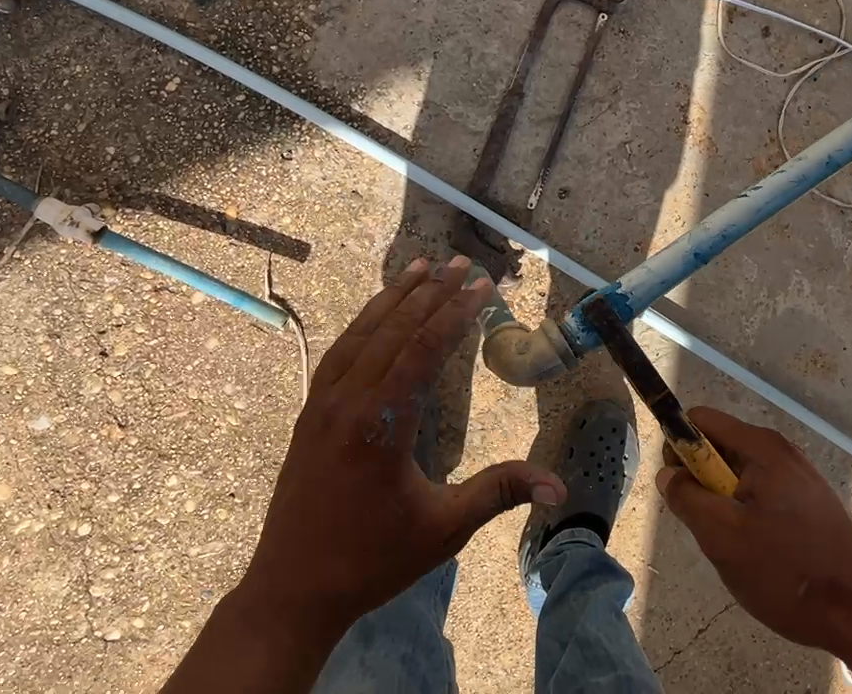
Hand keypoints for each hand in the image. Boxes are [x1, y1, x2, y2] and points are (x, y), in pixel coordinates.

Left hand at [164, 256, 565, 692]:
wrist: (293, 588)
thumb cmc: (373, 559)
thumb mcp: (443, 529)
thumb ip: (498, 493)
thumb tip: (558, 484)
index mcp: (383, 424)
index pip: (425, 349)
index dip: (457, 312)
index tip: (482, 283)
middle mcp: (349, 400)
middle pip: (395, 330)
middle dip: (432, 292)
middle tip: (462, 262)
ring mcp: (323, 403)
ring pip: (362, 333)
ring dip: (394, 297)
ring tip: (422, 266)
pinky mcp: (309, 411)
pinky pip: (340, 351)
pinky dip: (363, 322)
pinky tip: (377, 312)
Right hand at [657, 408, 851, 693]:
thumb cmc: (787, 570)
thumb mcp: (722, 536)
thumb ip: (687, 498)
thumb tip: (668, 474)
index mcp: (761, 447)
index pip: (700, 420)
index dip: (679, 447)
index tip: (679, 489)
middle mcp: (781, 451)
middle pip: (720, 449)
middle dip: (704, 483)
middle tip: (709, 527)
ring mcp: (800, 476)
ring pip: (740, 478)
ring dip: (726, 506)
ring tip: (737, 548)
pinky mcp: (811, 502)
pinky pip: (763, 495)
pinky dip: (750, 517)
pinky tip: (761, 555)